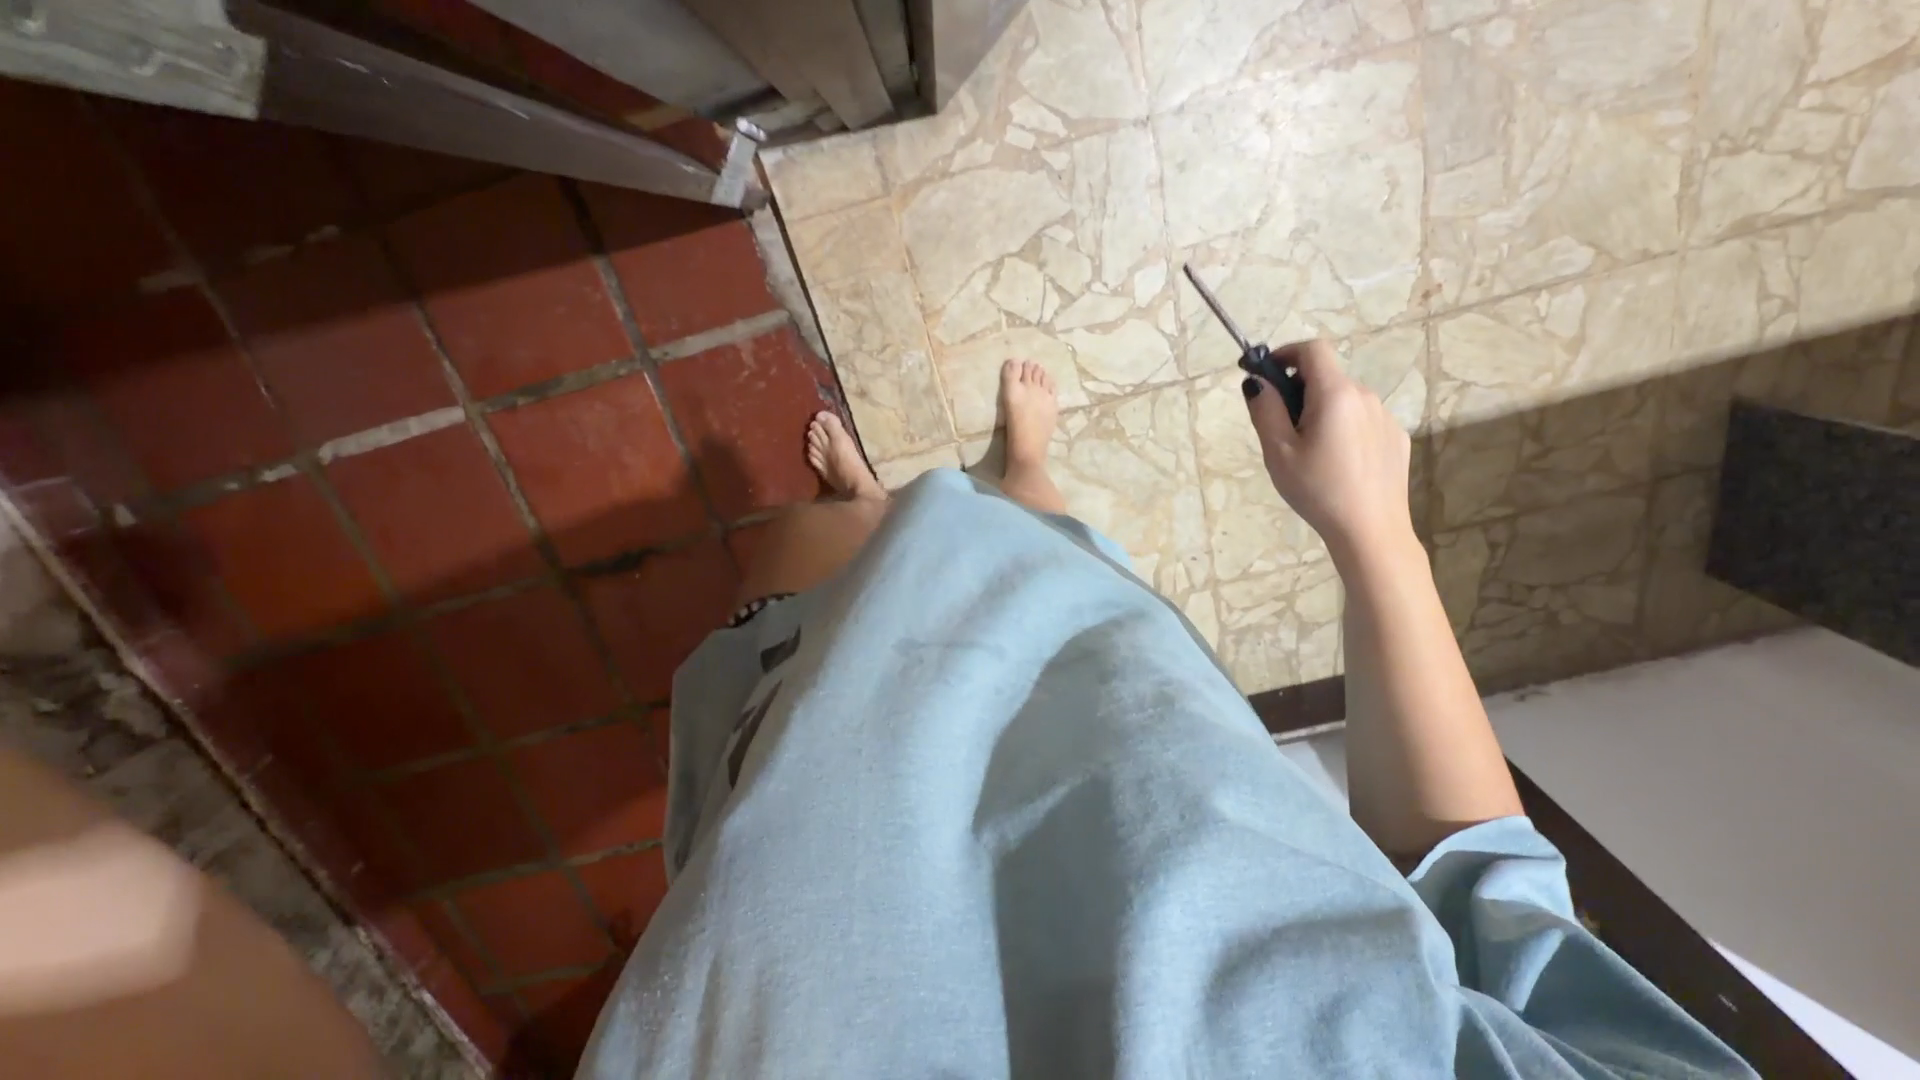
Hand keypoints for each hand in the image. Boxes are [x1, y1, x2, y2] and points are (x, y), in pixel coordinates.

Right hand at [1243, 339, 1415, 564]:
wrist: (1370, 531)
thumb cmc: (1317, 490)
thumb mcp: (1278, 452)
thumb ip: (1265, 409)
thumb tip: (1257, 382)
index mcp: (1335, 394)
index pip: (1312, 350)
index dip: (1285, 353)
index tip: (1265, 373)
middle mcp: (1365, 396)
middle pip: (1327, 377)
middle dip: (1300, 391)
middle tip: (1281, 429)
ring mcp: (1385, 417)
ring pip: (1344, 401)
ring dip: (1322, 412)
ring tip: (1310, 454)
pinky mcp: (1396, 438)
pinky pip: (1362, 421)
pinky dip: (1343, 429)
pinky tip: (1338, 465)